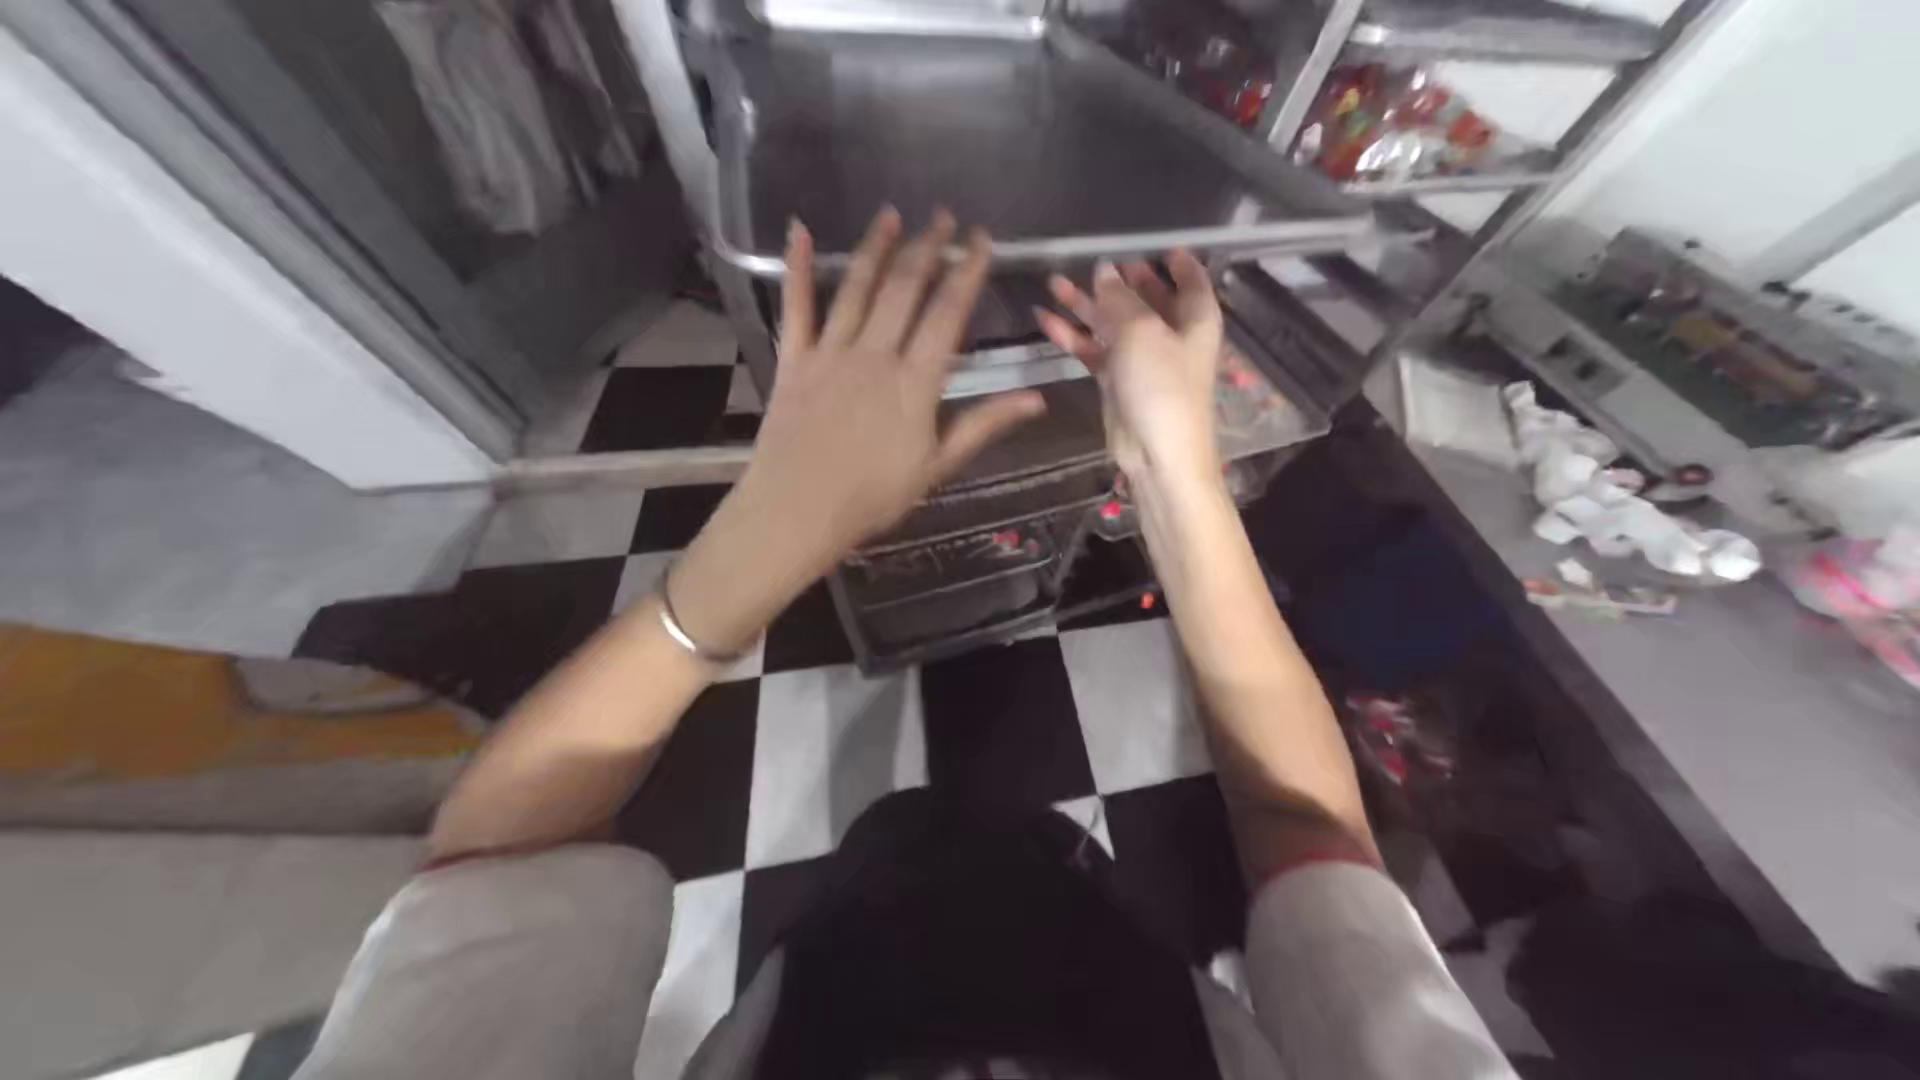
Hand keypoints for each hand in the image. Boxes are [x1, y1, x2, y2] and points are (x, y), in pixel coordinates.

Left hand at [665, 208, 1045, 653]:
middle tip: (943, 215)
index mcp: (914, 381)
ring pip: (857, 287)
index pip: (947, 313)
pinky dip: (798, 267)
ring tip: (891, 214)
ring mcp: (830, 353)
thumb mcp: (938, 466)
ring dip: (876, 247)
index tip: (981, 239)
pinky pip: (796, 306)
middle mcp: (875, 353)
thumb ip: (984, 425)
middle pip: (904, 288)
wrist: (799, 511)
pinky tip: (800, 230)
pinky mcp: (794, 361)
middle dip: (927, 247)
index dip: (967, 271)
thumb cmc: (874, 497)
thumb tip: (1037, 399)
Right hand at [1035, 252, 1222, 487]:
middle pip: (1145, 300)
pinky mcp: (1117, 382)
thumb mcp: (1142, 332)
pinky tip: (1047, 321)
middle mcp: (1171, 336)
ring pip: (1112, 325)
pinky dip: (1074, 337)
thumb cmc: (1162, 385)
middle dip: (1119, 282)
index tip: (1159, 246)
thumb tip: (1103, 270)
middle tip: (1092, 263)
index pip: (1191, 281)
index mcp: (1195, 319)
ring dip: (1086, 307)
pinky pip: (1095, 351)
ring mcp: (1142, 360)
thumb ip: (1119, 299)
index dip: (1177, 262)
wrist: (1157, 452)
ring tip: (1054, 284)